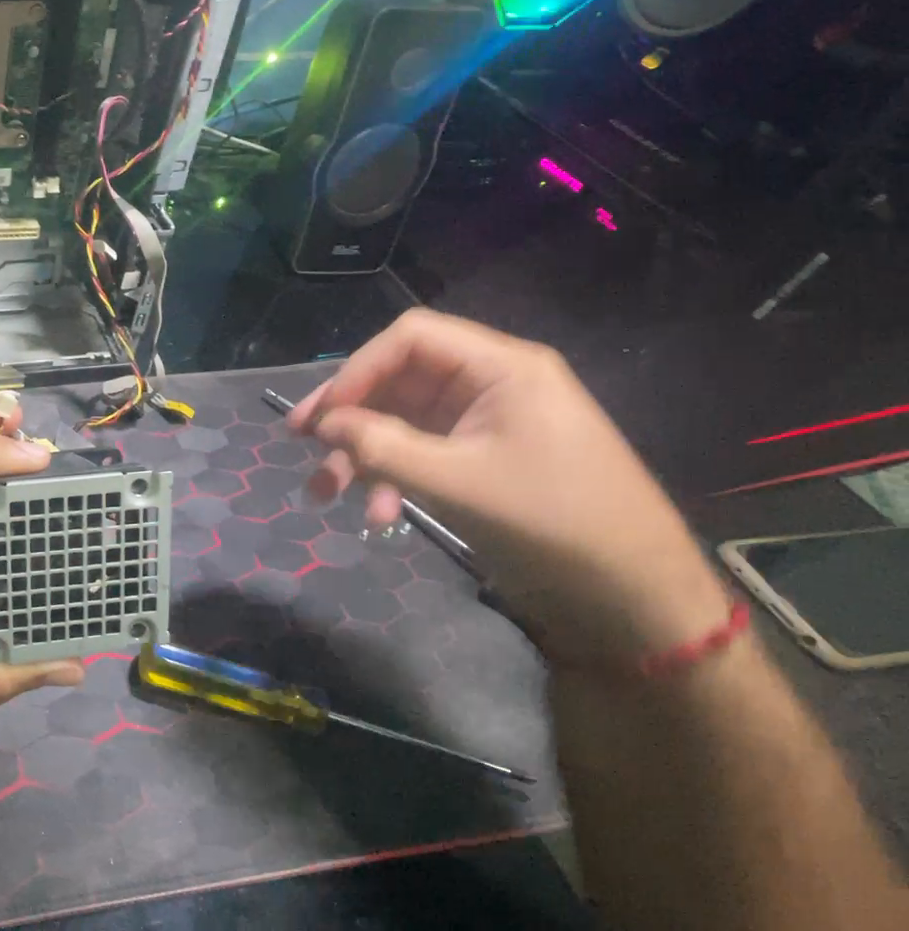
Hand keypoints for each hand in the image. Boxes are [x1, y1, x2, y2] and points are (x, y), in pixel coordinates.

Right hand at [288, 309, 731, 664]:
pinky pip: (419, 453)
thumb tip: (322, 424)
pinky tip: (380, 513)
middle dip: (349, 414)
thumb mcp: (457, 482)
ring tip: (326, 494)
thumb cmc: (552, 522)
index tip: (323, 414)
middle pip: (399, 379)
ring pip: (401, 420)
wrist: (632, 595)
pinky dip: (391, 476)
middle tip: (299, 441)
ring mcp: (485, 423)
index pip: (411, 338)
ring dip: (362, 454)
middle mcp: (490, 385)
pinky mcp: (481, 460)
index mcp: (501, 368)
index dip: (358, 368)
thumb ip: (382, 446)